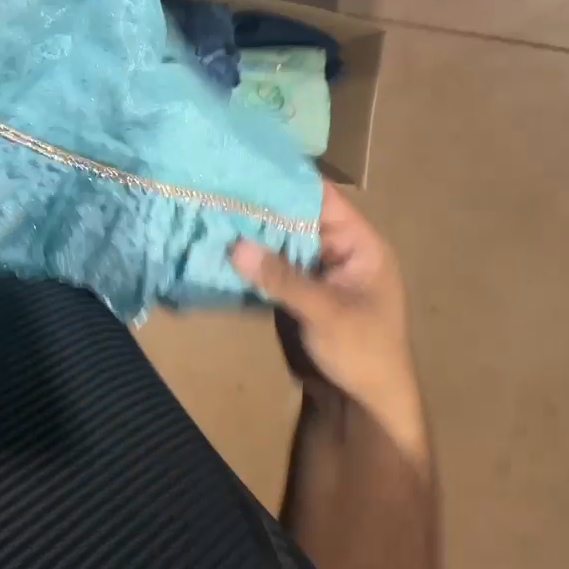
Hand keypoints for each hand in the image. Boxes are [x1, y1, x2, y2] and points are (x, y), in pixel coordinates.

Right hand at [230, 183, 424, 455]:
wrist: (364, 407)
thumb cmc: (364, 355)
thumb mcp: (327, 313)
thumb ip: (282, 278)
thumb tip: (235, 244)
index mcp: (359, 244)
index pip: (319, 195)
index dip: (283, 176)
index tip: (241, 160)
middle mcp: (336, 248)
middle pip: (292, 213)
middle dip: (256, 200)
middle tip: (210, 181)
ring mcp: (313, 267)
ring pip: (275, 235)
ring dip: (246, 226)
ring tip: (204, 204)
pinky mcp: (293, 286)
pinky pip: (267, 259)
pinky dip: (245, 252)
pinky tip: (213, 240)